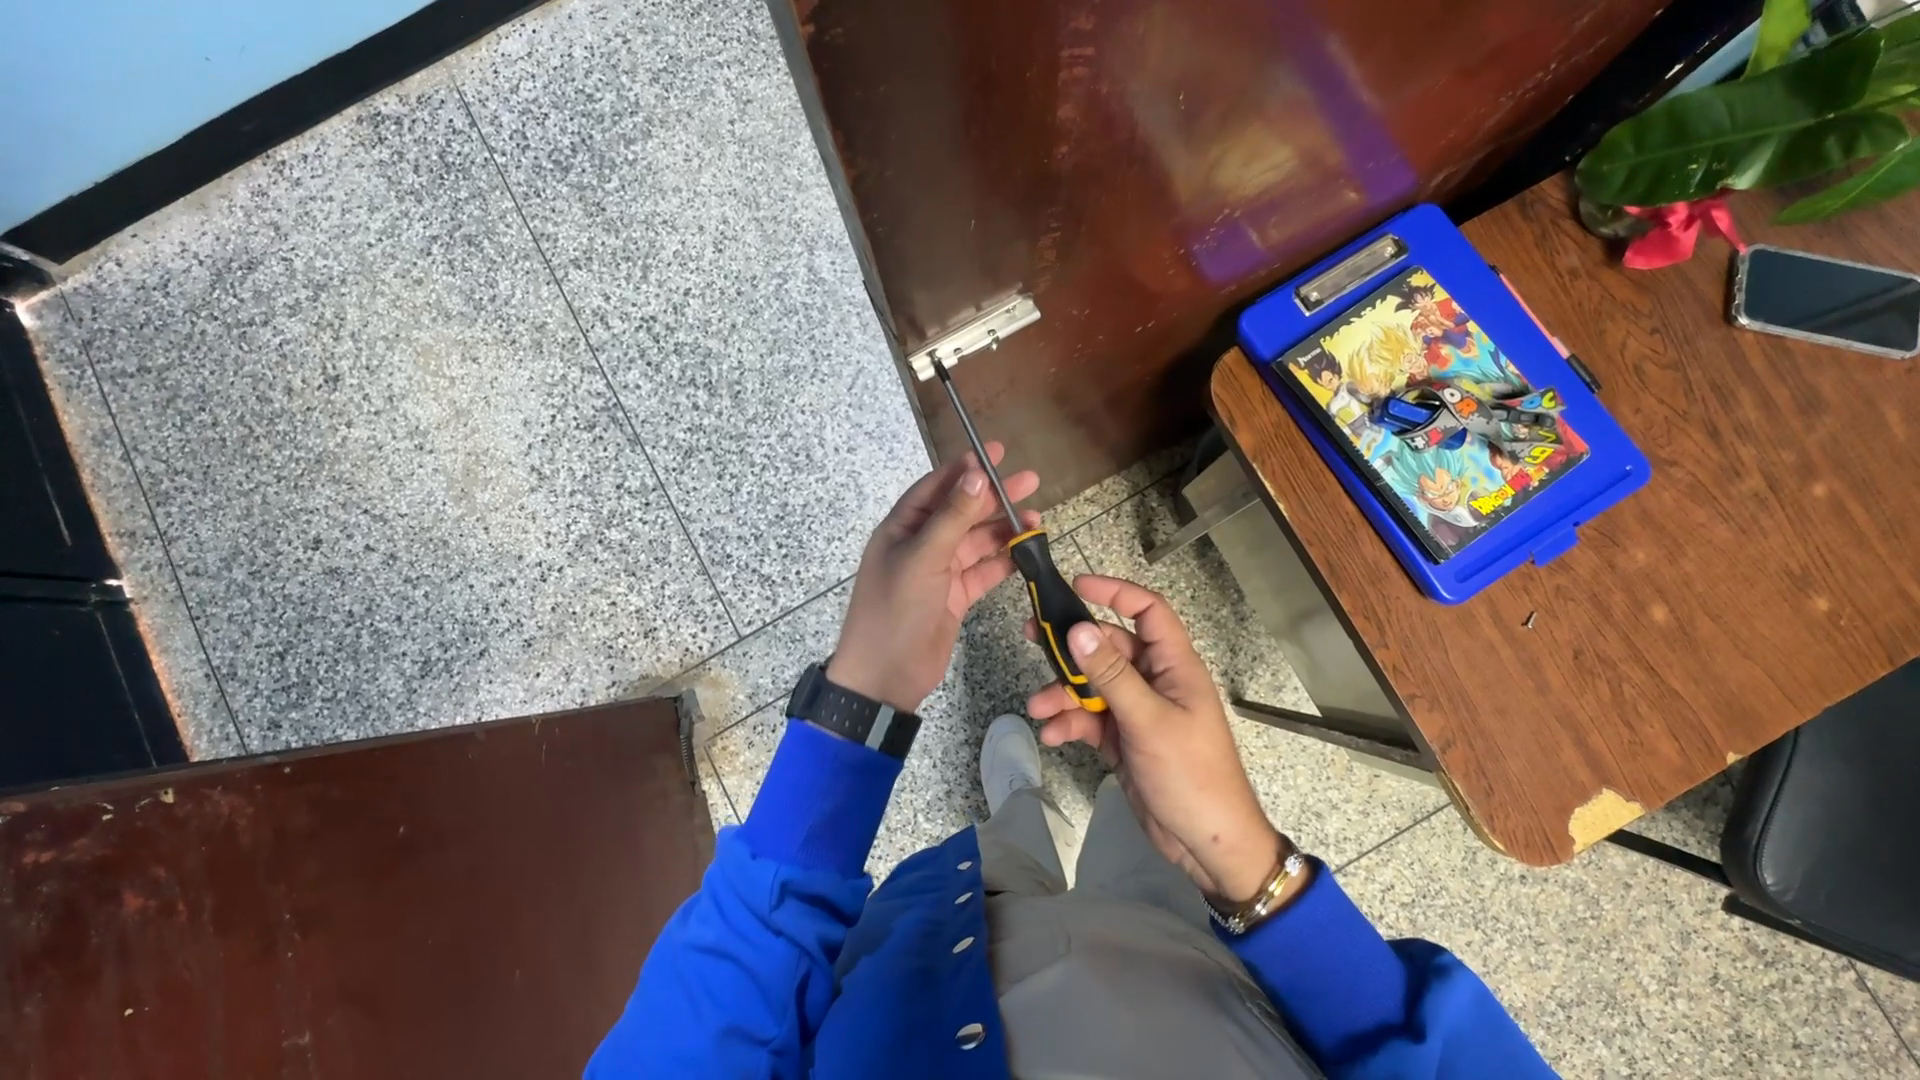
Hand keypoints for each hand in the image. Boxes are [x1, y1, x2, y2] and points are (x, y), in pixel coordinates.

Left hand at [827, 442, 1038, 712]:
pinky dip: (1004, 561)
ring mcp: (938, 572)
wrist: (884, 676)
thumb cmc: (895, 611)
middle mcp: (921, 545)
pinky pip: (983, 571)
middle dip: (994, 497)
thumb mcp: (923, 559)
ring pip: (976, 542)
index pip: (937, 487)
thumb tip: (976, 475)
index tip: (998, 453)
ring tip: (1036, 518)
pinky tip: (1028, 552)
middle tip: (1031, 481)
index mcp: (902, 528)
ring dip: (1003, 530)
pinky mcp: (954, 597)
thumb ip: (952, 518)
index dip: (965, 469)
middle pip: (961, 512)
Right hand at [1026, 575, 1284, 902]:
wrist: (1207, 843)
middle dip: (1070, 649)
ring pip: (1092, 686)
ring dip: (1063, 693)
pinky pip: (1089, 720)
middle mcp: (1155, 681)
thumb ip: (1111, 676)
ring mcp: (1138, 712)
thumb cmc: (1190, 774)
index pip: (1147, 612)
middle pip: (1108, 649)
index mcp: (1175, 666)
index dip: (1115, 592)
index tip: (1076, 585)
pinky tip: (1052, 735)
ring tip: (1038, 708)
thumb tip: (1079, 630)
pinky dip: (1069, 724)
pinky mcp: (1123, 740)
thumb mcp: (1148, 721)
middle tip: (1030, 635)